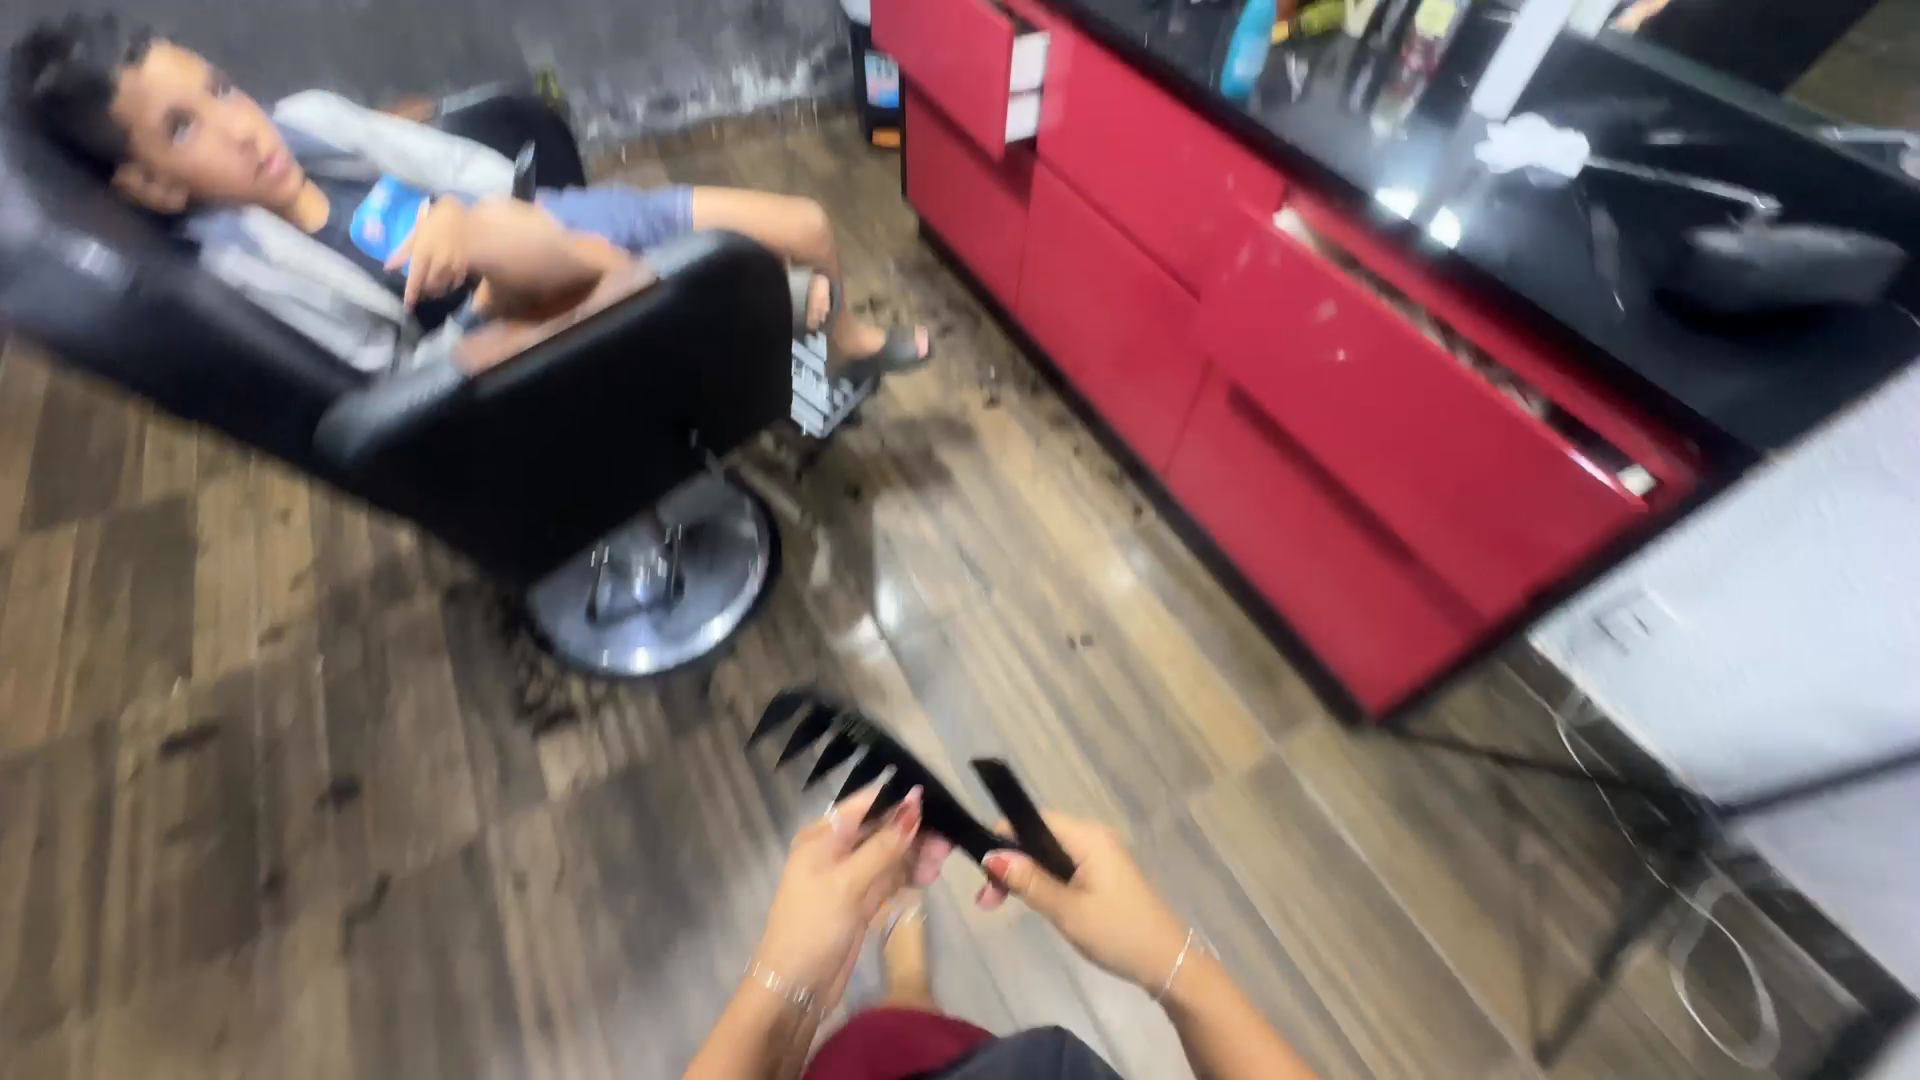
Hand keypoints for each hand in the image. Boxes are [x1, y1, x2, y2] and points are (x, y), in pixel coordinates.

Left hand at [387, 197, 470, 308]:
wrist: (468, 217)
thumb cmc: (438, 219)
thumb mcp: (417, 232)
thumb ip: (403, 250)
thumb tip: (388, 267)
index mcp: (422, 254)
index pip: (415, 279)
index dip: (411, 294)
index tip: (408, 306)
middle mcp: (438, 265)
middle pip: (430, 285)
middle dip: (425, 292)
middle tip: (421, 295)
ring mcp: (453, 267)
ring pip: (443, 285)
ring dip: (437, 290)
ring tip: (433, 291)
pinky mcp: (466, 267)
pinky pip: (456, 280)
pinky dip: (450, 284)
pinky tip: (449, 283)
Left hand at [752, 785, 952, 1000]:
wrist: (795, 991)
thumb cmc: (814, 926)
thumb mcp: (849, 882)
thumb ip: (884, 844)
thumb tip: (915, 802)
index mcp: (824, 835)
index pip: (867, 804)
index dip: (899, 801)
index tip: (935, 803)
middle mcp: (837, 849)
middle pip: (883, 828)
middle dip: (913, 832)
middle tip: (944, 844)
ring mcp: (851, 876)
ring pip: (891, 853)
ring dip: (916, 854)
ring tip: (939, 864)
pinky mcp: (862, 900)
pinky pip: (891, 877)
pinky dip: (909, 875)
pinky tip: (928, 877)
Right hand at [978, 813, 1190, 991]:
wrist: (1168, 963)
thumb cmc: (1118, 933)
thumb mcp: (1068, 911)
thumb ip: (1029, 882)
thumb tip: (990, 856)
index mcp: (1086, 836)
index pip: (1033, 820)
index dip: (1003, 838)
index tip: (981, 871)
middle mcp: (1092, 836)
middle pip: (1037, 836)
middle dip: (1009, 862)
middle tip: (986, 900)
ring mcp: (1099, 854)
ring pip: (1048, 852)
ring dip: (1023, 874)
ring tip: (997, 903)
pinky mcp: (1102, 872)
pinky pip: (1062, 865)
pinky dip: (1042, 880)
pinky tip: (1030, 900)